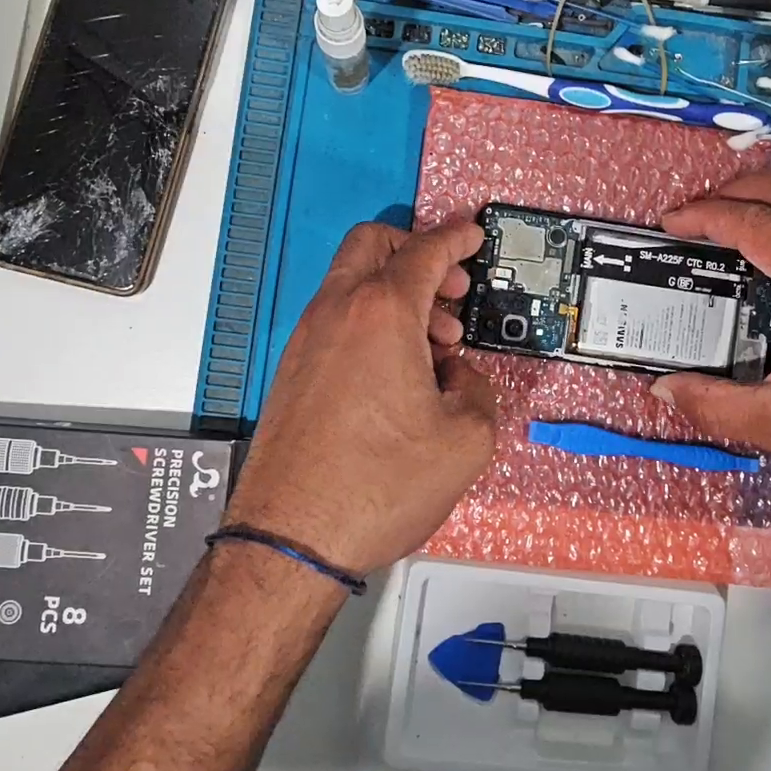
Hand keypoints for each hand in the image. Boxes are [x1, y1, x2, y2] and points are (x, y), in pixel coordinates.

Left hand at [223, 222, 497, 574]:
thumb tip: (459, 377)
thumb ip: (476, 390)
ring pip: (352, 282)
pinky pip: (337, 319)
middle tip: (450, 288)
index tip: (470, 234)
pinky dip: (370, 322)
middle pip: (372, 244)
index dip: (455, 237)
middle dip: (417, 253)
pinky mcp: (294, 370)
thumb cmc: (373, 486)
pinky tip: (398, 372)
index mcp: (382, 314)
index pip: (425, 251)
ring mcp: (308, 340)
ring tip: (434, 344)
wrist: (293, 536)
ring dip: (395, 292)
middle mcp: (337, 314)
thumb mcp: (465, 440)